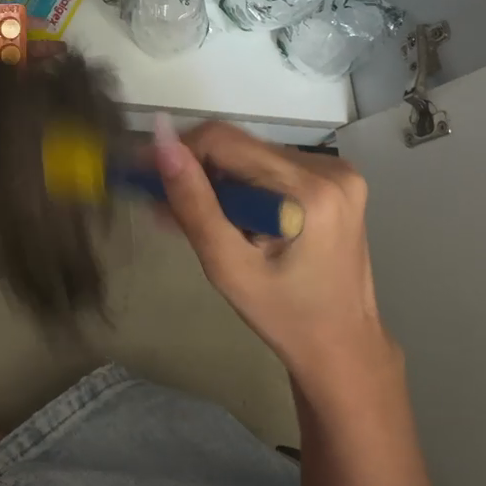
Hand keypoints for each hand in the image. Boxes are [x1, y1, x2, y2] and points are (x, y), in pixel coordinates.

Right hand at [153, 116, 396, 389]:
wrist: (342, 346)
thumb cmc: (282, 315)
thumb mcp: (227, 265)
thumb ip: (192, 201)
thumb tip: (159, 140)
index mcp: (309, 190)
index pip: (223, 140)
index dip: (177, 152)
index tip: (143, 177)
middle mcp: (329, 168)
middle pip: (237, 146)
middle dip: (196, 172)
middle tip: (163, 207)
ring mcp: (336, 172)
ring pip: (249, 154)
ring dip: (217, 181)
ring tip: (195, 219)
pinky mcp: (334, 179)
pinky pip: (269, 166)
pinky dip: (241, 185)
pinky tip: (230, 217)